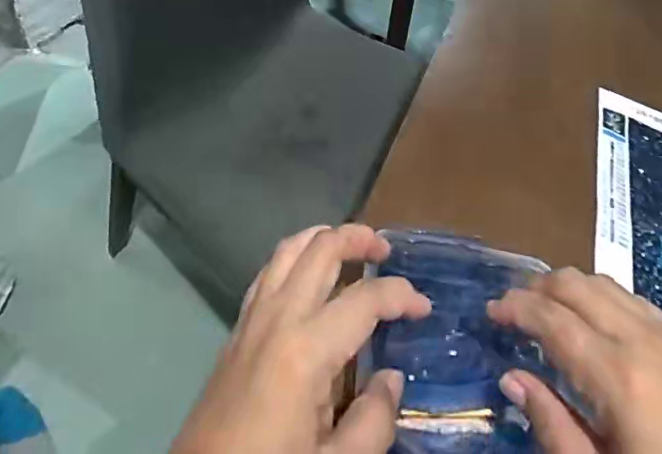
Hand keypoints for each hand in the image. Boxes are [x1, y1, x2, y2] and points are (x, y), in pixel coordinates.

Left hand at [171, 225, 433, 453]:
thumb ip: (372, 422)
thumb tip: (390, 378)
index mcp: (306, 349)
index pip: (364, 300)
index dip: (401, 295)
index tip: (424, 306)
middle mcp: (278, 316)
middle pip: (321, 250)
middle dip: (357, 238)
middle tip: (386, 249)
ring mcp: (252, 317)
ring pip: (289, 249)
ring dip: (323, 237)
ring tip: (350, 245)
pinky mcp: (237, 328)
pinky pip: (268, 271)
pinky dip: (294, 256)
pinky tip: (307, 274)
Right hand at [488, 269, 661, 453]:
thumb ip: (554, 426)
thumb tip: (512, 377)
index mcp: (616, 374)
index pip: (551, 318)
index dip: (515, 307)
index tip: (490, 311)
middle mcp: (641, 340)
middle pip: (576, 285)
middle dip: (538, 288)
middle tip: (514, 309)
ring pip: (606, 283)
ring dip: (570, 288)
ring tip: (549, 310)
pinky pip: (635, 300)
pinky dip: (603, 297)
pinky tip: (597, 323)